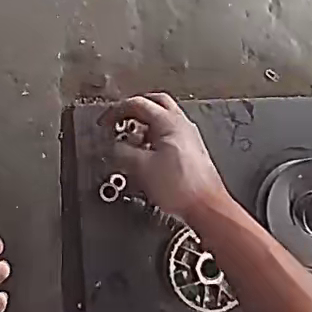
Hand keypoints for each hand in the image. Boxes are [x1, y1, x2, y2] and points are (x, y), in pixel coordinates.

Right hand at [105, 93, 230, 222]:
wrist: (205, 208)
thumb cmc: (183, 188)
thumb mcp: (141, 168)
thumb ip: (122, 152)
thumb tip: (113, 146)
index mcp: (170, 122)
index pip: (138, 104)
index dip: (117, 111)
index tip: (105, 122)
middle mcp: (182, 126)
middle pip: (154, 105)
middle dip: (133, 111)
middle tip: (118, 120)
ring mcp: (188, 139)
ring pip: (162, 122)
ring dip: (143, 127)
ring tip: (128, 141)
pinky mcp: (190, 153)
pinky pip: (168, 137)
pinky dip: (152, 140)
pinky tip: (144, 156)